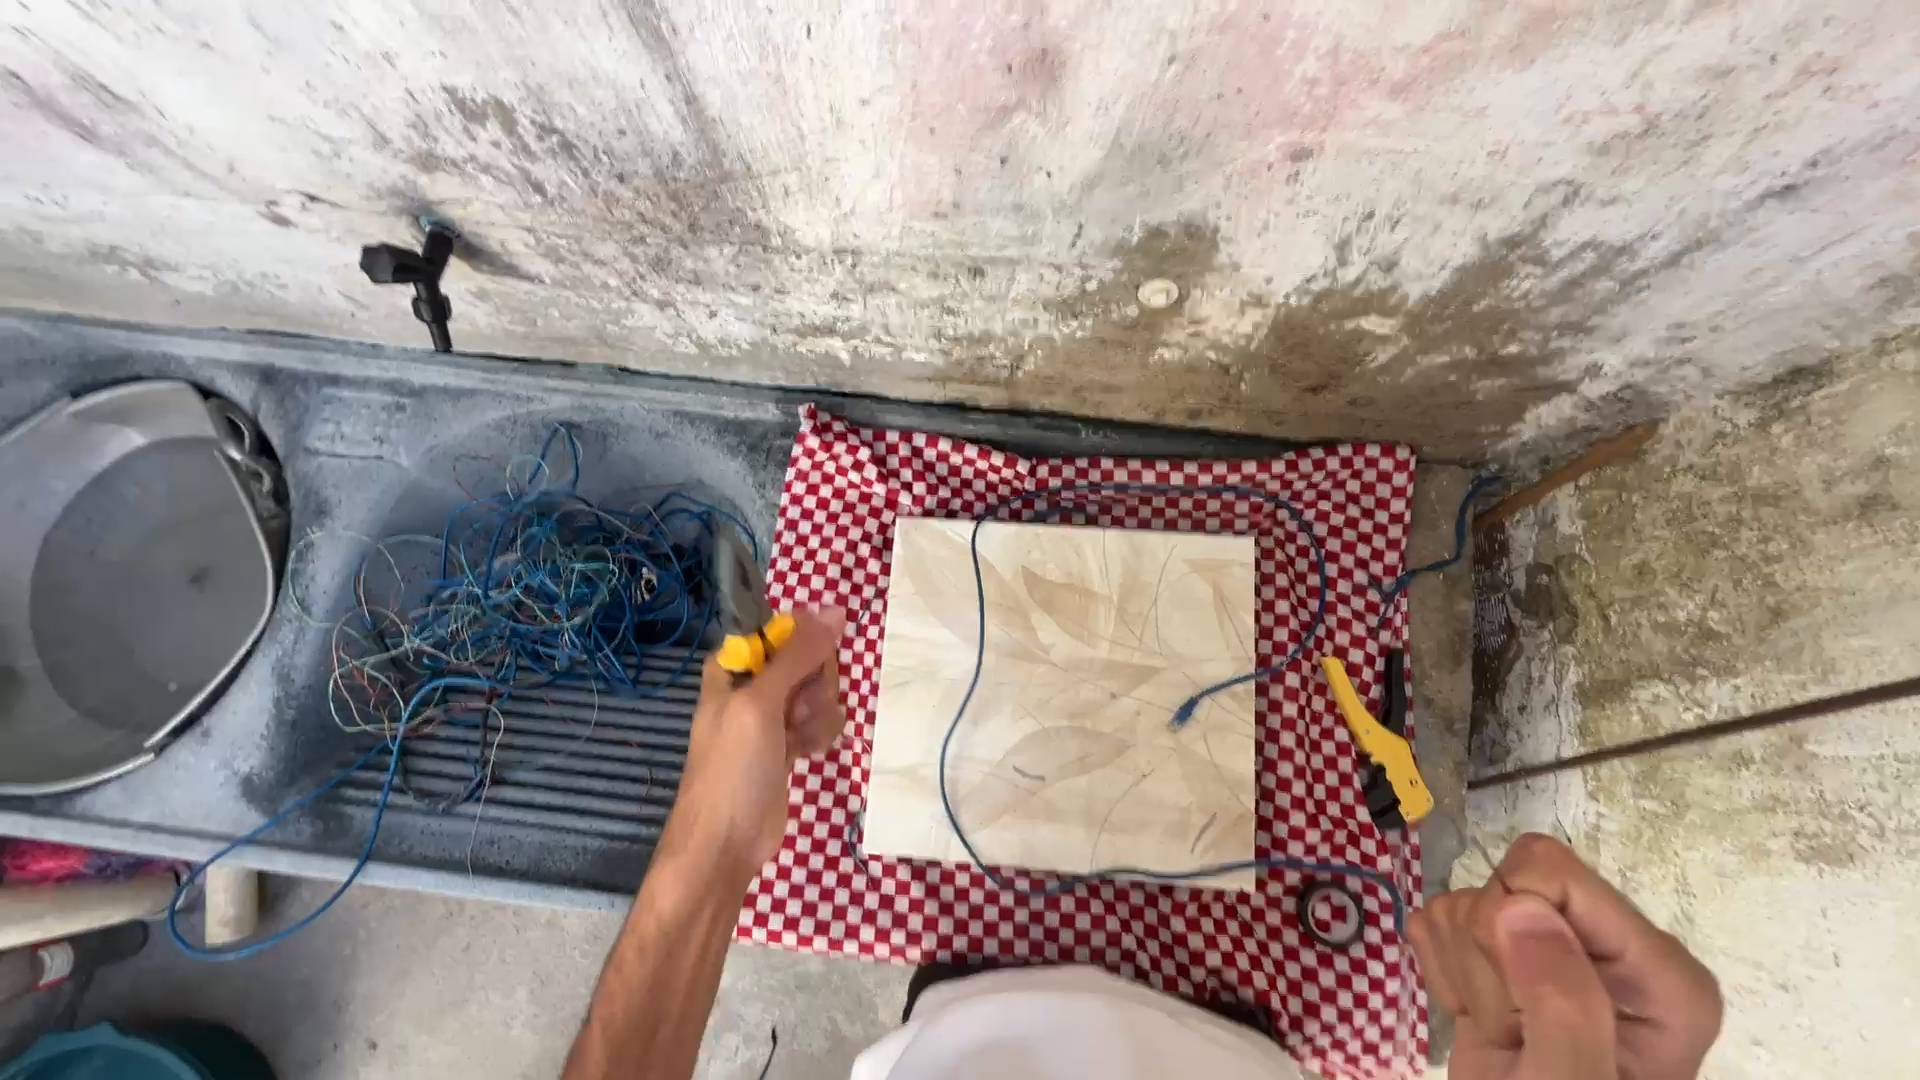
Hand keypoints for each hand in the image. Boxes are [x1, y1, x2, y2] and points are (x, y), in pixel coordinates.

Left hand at [657, 609, 848, 887]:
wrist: (725, 842)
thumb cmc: (733, 767)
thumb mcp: (762, 703)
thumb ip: (798, 655)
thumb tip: (836, 610)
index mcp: (733, 665)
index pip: (783, 630)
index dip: (804, 644)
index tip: (811, 665)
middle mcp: (751, 684)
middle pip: (807, 659)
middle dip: (815, 683)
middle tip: (799, 710)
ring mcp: (771, 715)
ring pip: (818, 690)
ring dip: (819, 713)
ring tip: (800, 737)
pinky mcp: (787, 742)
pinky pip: (819, 719)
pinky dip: (818, 733)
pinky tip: (809, 753)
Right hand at [1409, 833, 1721, 1079]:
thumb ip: (1562, 1006)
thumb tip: (1518, 905)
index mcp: (1655, 968)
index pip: (1549, 872)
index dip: (1510, 923)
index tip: (1524, 1001)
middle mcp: (1606, 943)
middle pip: (1500, 883)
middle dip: (1484, 956)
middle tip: (1514, 1031)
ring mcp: (1547, 943)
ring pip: (1462, 902)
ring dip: (1461, 971)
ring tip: (1501, 1033)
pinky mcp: (1494, 951)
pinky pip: (1434, 918)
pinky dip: (1439, 970)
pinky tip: (1476, 1015)